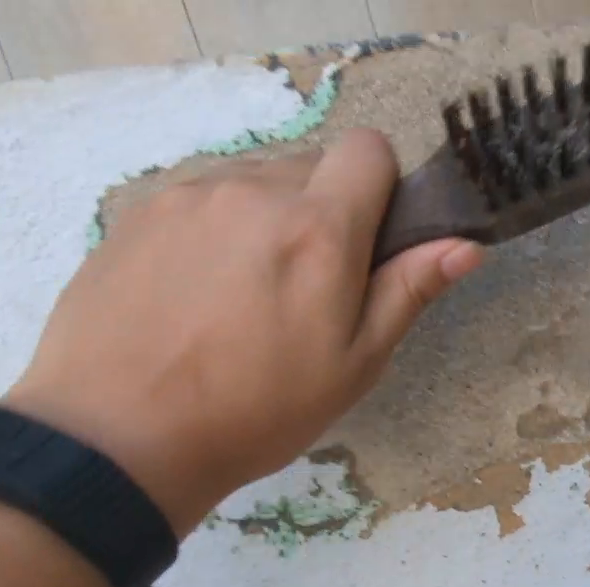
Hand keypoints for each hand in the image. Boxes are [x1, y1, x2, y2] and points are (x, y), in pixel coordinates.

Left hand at [4, 129, 484, 534]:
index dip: (384, 189)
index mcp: (318, 229)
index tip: (375, 243)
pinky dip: (223, 232)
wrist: (123, 433)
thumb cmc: (263, 409)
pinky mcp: (138, 212)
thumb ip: (409, 291)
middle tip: (315, 290)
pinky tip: (205, 296)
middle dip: (329, 214)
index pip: (368, 150)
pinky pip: (205, 201)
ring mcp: (187, 196)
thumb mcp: (358, 362)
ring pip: (257, 184)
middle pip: (313, 168)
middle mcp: (252, 191)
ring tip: (254, 299)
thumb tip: (466, 245)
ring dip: (274, 222)